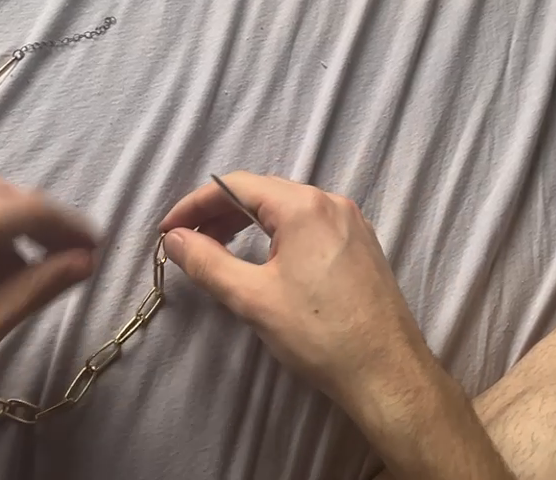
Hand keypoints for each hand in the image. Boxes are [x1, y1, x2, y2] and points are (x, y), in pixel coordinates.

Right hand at [159, 173, 431, 413]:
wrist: (387, 371)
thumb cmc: (318, 333)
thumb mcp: (253, 298)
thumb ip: (208, 262)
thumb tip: (175, 238)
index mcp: (303, 205)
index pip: (237, 185)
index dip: (196, 203)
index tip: (168, 229)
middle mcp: (330, 200)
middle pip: (264, 191)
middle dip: (221, 211)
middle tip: (189, 241)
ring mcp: (350, 219)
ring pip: (288, 206)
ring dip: (249, 221)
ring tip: (220, 247)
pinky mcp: (361, 241)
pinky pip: (310, 221)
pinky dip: (279, 231)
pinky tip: (266, 256)